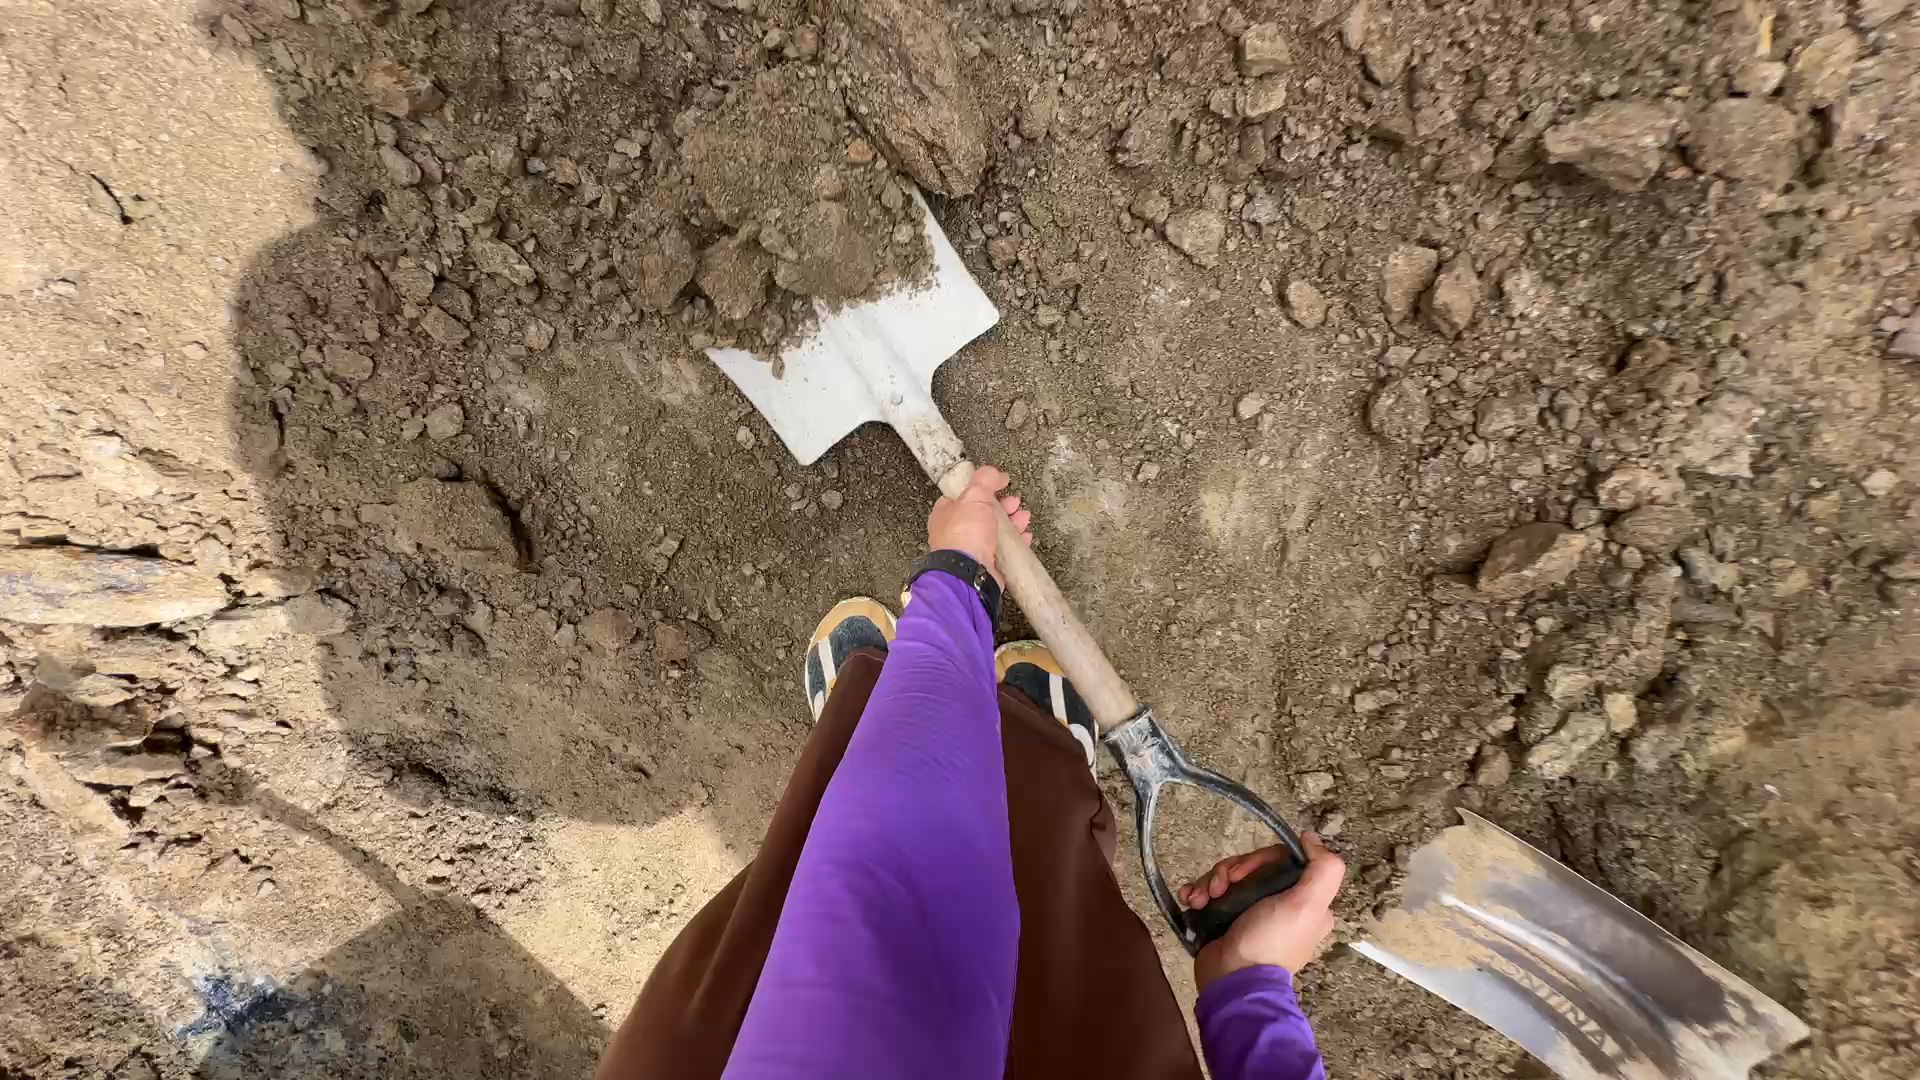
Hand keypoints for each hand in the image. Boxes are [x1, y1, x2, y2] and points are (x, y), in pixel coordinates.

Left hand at [926, 465, 1031, 584]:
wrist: (969, 574)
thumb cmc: (965, 534)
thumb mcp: (974, 496)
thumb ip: (985, 480)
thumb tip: (996, 472)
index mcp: (946, 514)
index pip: (965, 496)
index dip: (984, 489)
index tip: (1000, 484)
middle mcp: (957, 533)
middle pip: (983, 514)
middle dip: (1003, 506)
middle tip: (1015, 502)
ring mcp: (972, 551)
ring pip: (995, 532)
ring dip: (1012, 523)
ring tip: (1024, 518)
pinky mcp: (987, 565)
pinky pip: (1004, 551)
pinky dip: (1016, 543)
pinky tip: (1025, 537)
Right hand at [1184, 832, 1345, 991]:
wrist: (1233, 979)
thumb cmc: (1270, 941)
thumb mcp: (1306, 906)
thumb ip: (1322, 870)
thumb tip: (1311, 837)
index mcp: (1301, 901)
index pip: (1277, 860)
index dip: (1256, 860)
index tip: (1241, 874)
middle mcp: (1278, 904)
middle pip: (1249, 867)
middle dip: (1227, 872)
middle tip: (1218, 888)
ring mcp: (1249, 912)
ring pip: (1226, 877)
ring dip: (1208, 882)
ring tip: (1200, 899)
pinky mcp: (1225, 919)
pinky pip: (1209, 893)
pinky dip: (1198, 892)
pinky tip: (1190, 899)